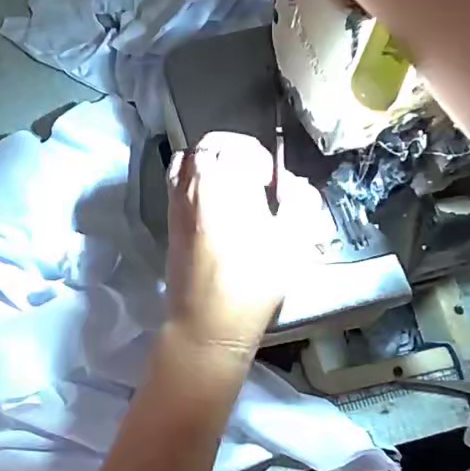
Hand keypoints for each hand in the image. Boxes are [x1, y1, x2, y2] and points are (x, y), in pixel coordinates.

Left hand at [163, 132, 315, 357]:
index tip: (272, 180)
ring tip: (232, 189)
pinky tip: (215, 209)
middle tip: (255, 179)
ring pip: (188, 161)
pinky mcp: (168, 224)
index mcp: (225, 179)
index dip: (259, 157)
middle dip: (234, 153)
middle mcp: (193, 183)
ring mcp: (176, 203)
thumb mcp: (293, 243)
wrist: (206, 324)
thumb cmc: (252, 284)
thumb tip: (293, 186)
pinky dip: (195, 183)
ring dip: (210, 164)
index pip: (238, 146)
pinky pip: (178, 185)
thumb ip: (300, 203)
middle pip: (209, 147)